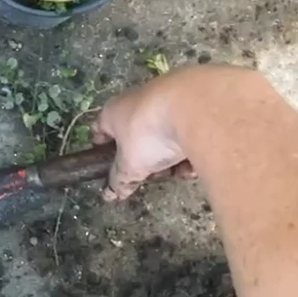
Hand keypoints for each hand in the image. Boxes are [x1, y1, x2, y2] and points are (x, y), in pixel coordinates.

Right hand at [92, 68, 242, 199]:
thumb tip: (109, 195)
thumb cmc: (148, 134)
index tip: (112, 168)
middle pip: (137, 138)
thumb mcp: (130, 165)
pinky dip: (191, 147)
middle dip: (145, 161)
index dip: (104, 151)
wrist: (196, 107)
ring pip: (165, 137)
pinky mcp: (195, 104)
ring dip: (170, 159)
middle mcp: (137, 102)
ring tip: (178, 170)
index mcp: (113, 112)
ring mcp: (167, 101)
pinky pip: (188, 131)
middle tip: (151, 175)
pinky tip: (197, 160)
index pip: (101, 130)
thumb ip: (119, 180)